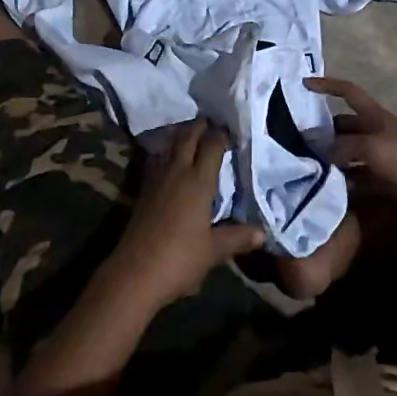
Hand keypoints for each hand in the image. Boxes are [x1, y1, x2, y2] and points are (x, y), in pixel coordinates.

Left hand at [101, 120, 262, 311]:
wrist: (134, 273)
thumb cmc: (179, 258)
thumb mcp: (214, 250)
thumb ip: (238, 238)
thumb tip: (262, 233)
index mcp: (198, 181)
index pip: (212, 146)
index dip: (221, 134)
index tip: (231, 129)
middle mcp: (177, 172)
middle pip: (188, 137)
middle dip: (200, 126)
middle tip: (211, 121)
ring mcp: (157, 179)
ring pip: (170, 145)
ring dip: (182, 135)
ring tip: (192, 132)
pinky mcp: (143, 190)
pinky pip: (157, 159)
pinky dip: (166, 152)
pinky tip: (169, 159)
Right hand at [311, 78, 396, 214]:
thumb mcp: (372, 147)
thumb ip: (344, 146)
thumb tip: (325, 152)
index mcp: (375, 115)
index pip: (348, 92)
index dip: (327, 85)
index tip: (305, 84)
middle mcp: (376, 131)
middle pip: (345, 125)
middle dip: (325, 130)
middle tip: (300, 140)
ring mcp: (381, 154)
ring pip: (350, 151)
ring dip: (333, 156)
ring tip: (309, 164)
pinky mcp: (385, 177)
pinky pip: (359, 174)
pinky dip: (345, 178)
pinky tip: (330, 185)